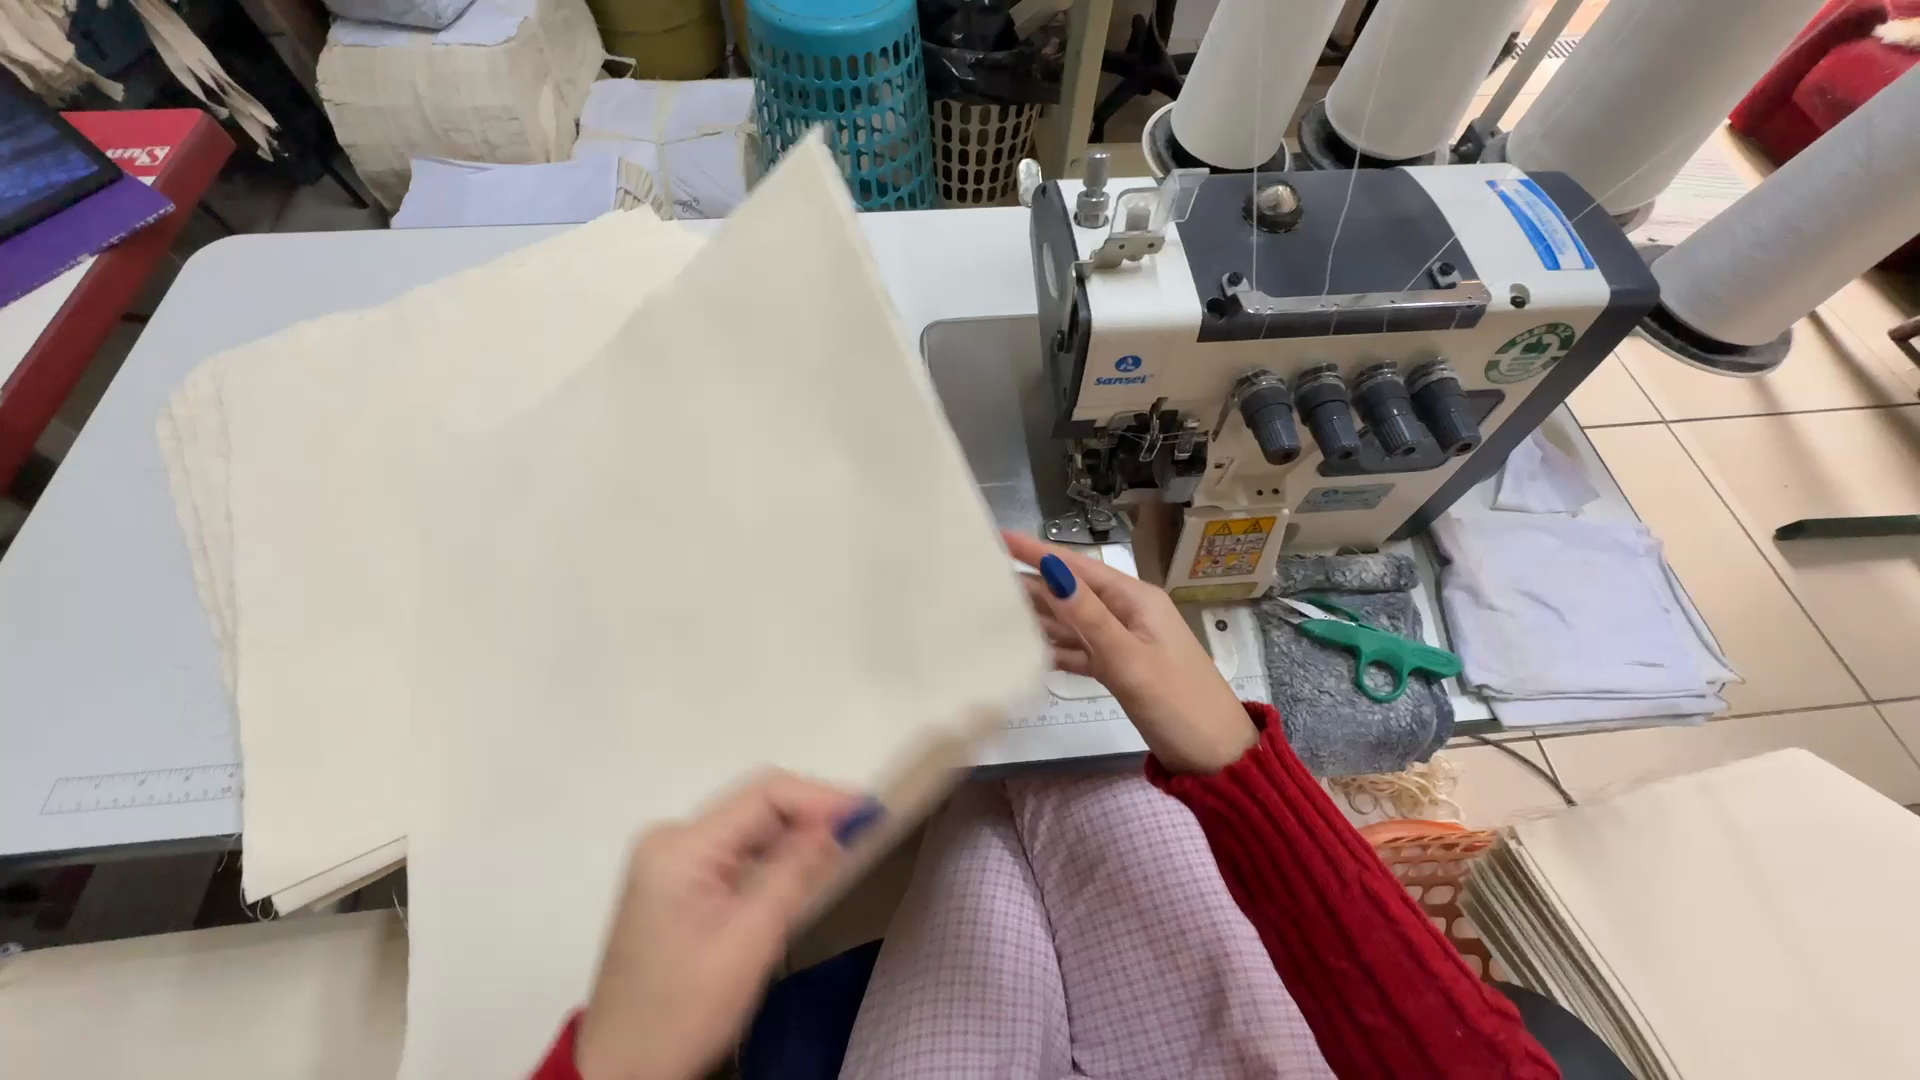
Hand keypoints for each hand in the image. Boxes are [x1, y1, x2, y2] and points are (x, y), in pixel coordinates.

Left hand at [575, 771, 872, 1079]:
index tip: (869, 812)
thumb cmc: (685, 1012)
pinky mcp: (677, 877)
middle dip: (813, 813)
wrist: (622, 1071)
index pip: (764, 795)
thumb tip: (839, 822)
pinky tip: (805, 866)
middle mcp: (672, 838)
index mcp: (680, 847)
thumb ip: (795, 872)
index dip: (821, 797)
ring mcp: (671, 857)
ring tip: (846, 843)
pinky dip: (775, 854)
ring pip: (750, 826)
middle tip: (866, 828)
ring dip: (797, 833)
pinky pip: (737, 849)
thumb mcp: (750, 941)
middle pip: (757, 806)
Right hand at [1003, 530, 1257, 773]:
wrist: (1216, 756)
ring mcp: (1122, 642)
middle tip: (982, 575)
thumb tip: (1052, 570)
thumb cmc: (1179, 704)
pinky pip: (1078, 650)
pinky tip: (1025, 647)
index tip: (999, 536)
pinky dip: (1053, 648)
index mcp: (1135, 600)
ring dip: (1037, 615)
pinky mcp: (1118, 669)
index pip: (1078, 567)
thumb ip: (1089, 618)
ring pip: (1071, 622)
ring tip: (993, 606)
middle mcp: (1127, 614)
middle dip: (1031, 582)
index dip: (1038, 552)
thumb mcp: (1130, 659)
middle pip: (1070, 591)